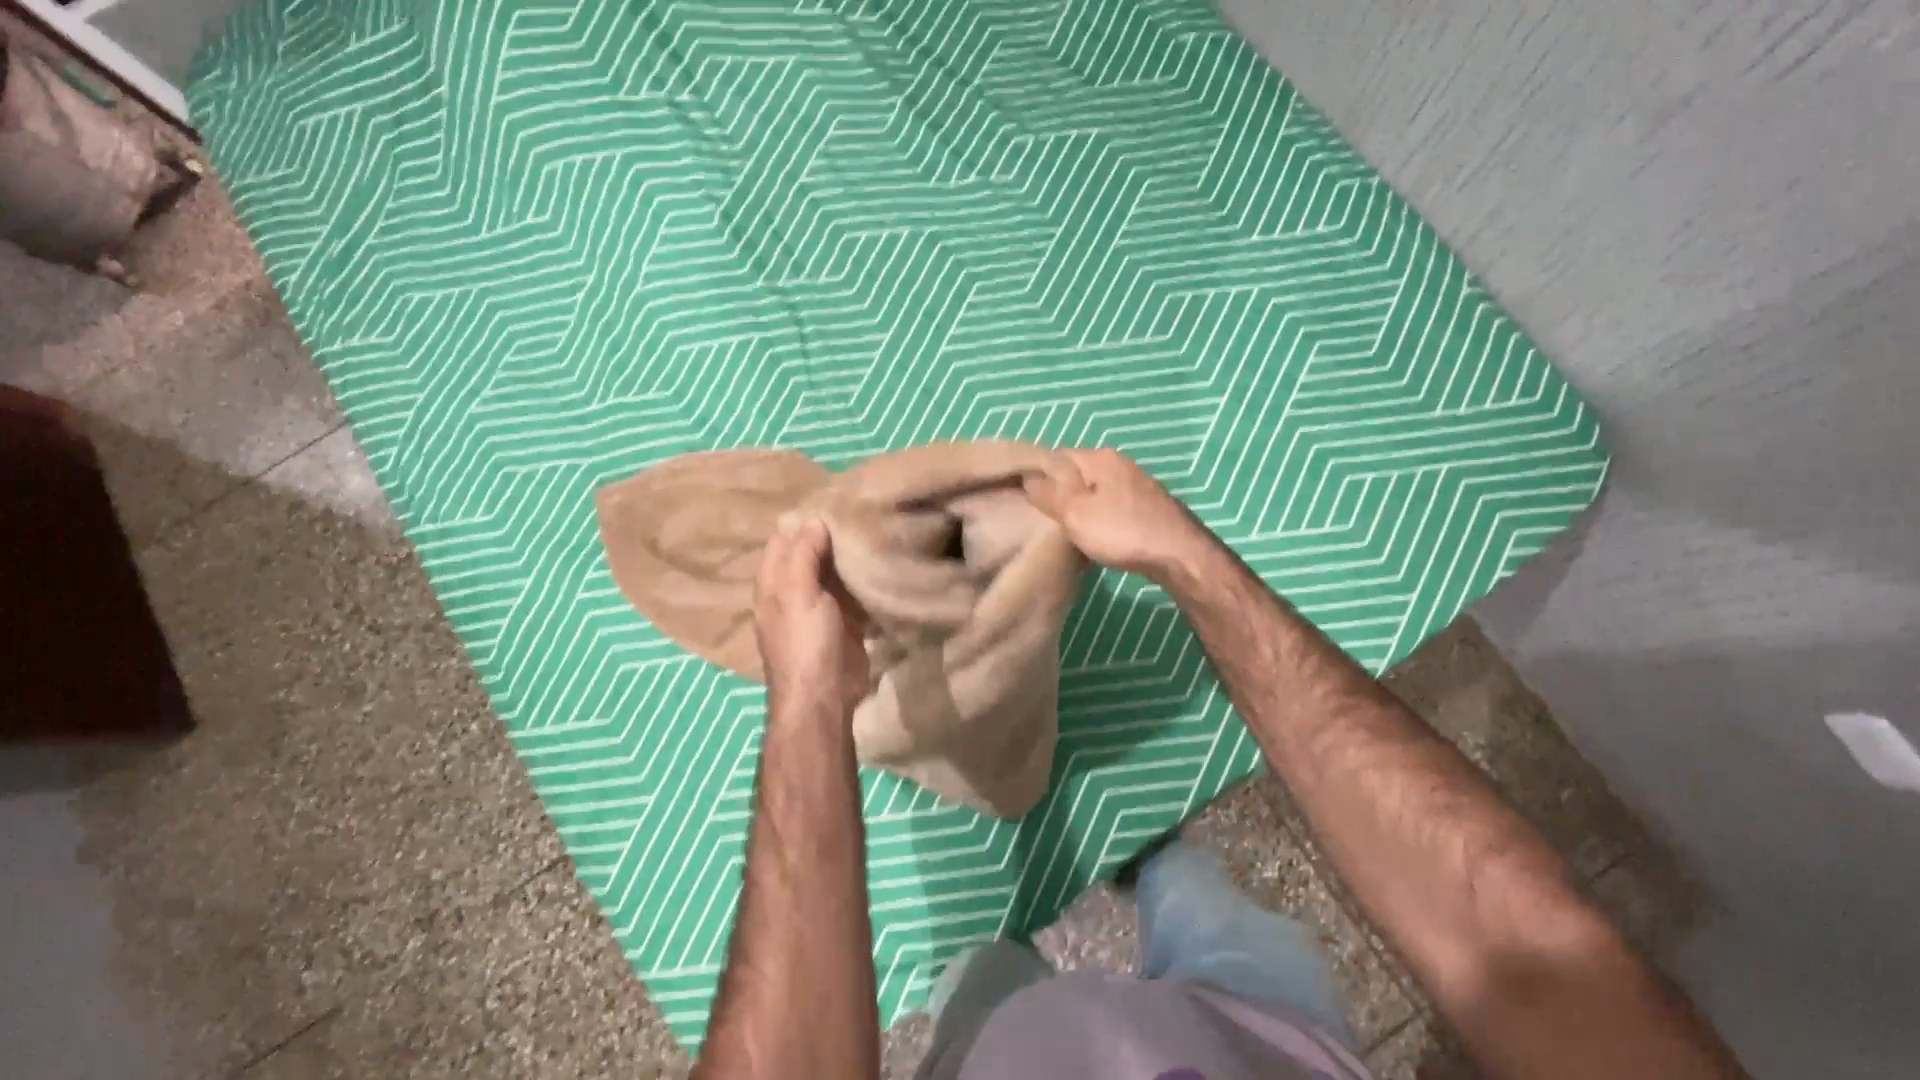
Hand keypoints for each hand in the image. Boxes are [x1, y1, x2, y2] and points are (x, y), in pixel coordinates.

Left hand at [754, 513, 870, 718]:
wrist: (824, 698)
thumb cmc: (805, 644)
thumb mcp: (797, 594)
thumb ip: (803, 556)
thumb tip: (814, 520)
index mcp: (773, 584)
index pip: (784, 539)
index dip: (805, 520)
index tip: (836, 500)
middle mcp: (793, 593)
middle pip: (811, 554)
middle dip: (831, 536)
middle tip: (863, 511)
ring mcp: (819, 610)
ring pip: (834, 573)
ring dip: (850, 558)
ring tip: (877, 530)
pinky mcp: (844, 624)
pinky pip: (853, 595)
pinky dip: (864, 582)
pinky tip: (883, 565)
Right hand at [1023, 448, 1213, 582]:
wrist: (1178, 555)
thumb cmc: (1121, 531)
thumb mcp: (1074, 513)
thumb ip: (1048, 494)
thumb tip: (1028, 478)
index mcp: (1099, 458)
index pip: (1055, 457)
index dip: (1037, 477)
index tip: (1024, 502)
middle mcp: (1119, 464)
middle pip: (1076, 475)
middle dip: (1059, 495)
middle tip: (1043, 521)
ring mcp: (1136, 485)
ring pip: (1095, 492)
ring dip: (1080, 509)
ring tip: (1065, 531)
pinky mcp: (1147, 507)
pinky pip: (1111, 507)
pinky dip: (1100, 519)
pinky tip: (1095, 537)